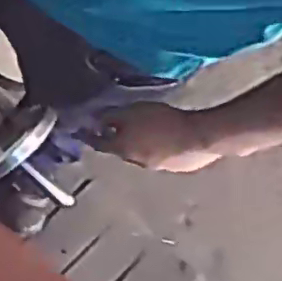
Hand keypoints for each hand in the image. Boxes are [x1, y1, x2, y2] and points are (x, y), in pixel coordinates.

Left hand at [94, 103, 229, 172]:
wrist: (201, 136)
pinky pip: (162, 157)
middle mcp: (138, 163)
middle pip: (121, 150)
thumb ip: (109, 117)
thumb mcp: (128, 112)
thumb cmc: (160, 121)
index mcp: (123, 150)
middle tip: (115, 128)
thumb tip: (96, 121)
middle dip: (116, 140)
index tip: (80, 132)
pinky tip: (165, 139)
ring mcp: (161, 168)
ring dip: (139, 145)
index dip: (89, 136)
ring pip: (142, 155)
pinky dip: (158, 149)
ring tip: (143, 132)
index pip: (99, 144)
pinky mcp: (180, 168)